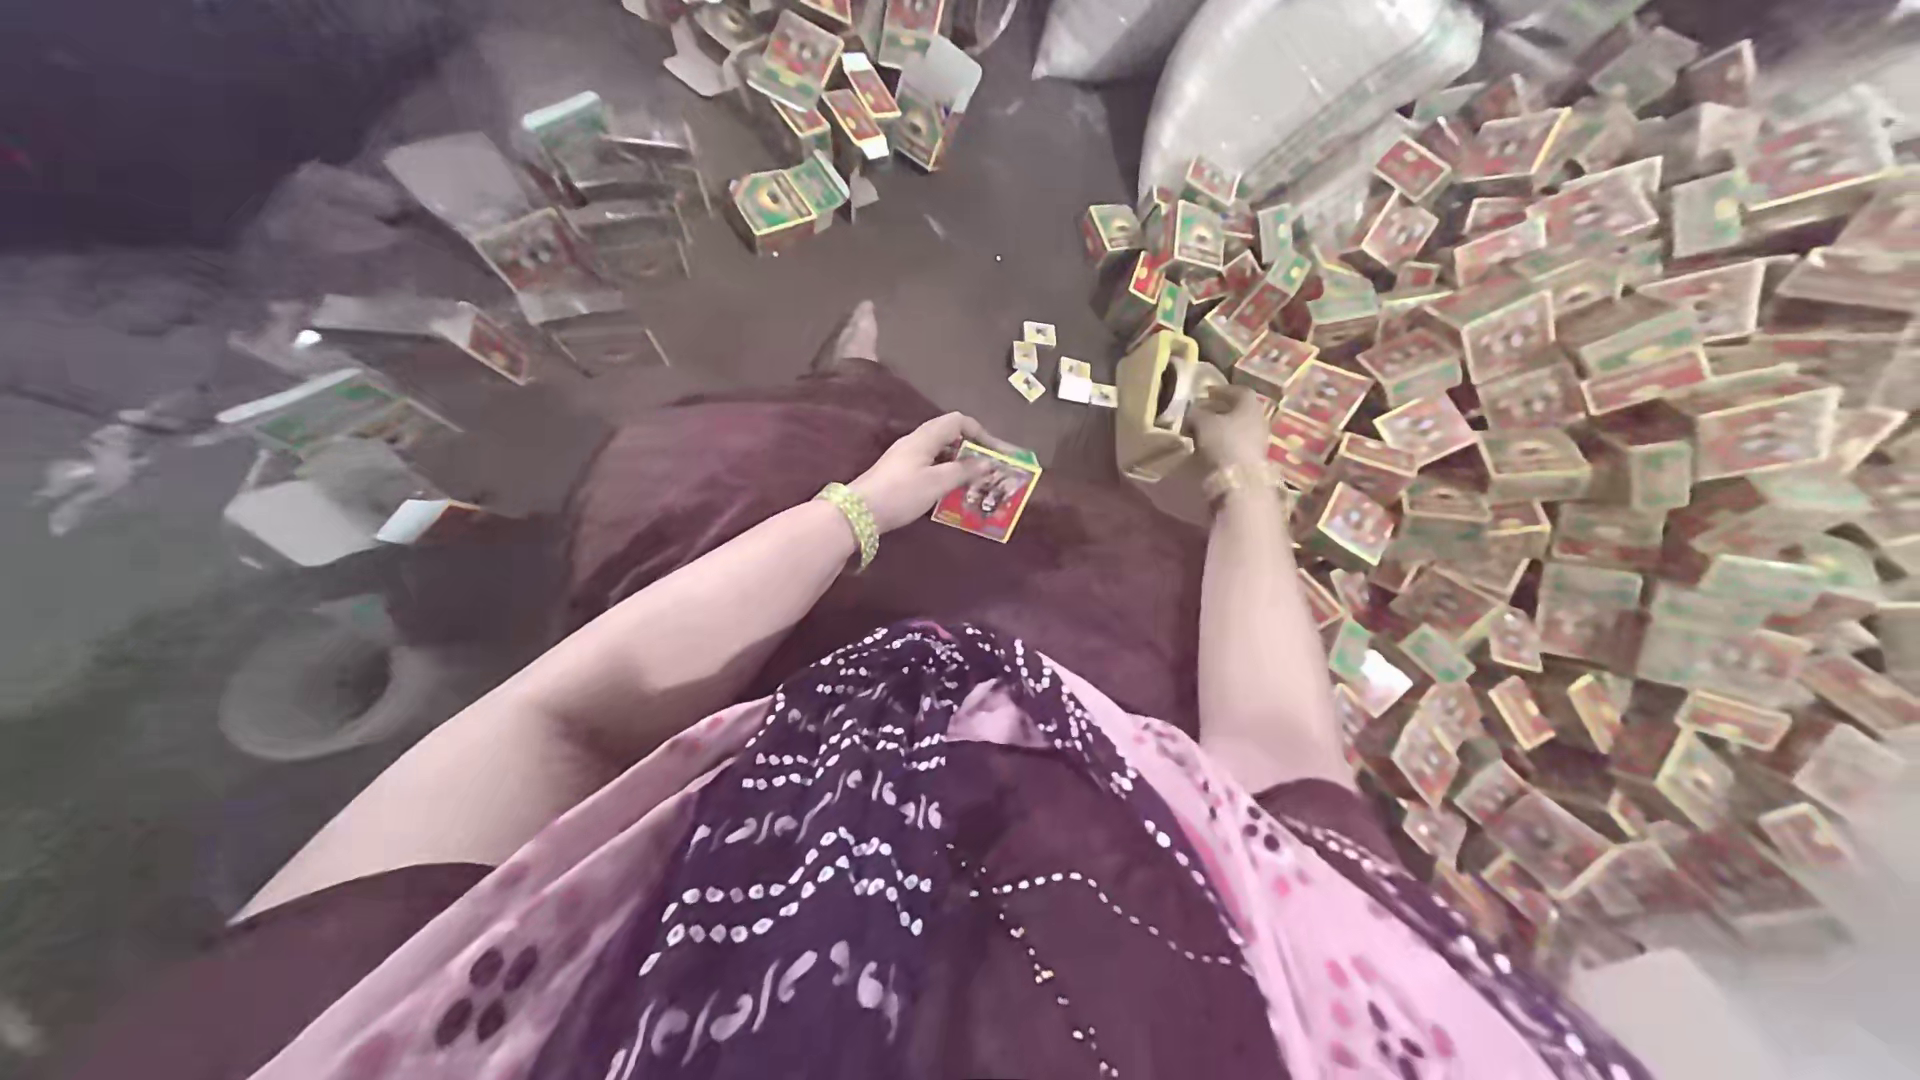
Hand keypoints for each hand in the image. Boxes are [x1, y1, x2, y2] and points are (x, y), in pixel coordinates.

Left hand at [849, 412, 1015, 531]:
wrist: (858, 512)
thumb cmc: (900, 494)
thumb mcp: (937, 483)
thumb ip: (964, 470)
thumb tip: (987, 462)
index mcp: (925, 437)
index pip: (959, 422)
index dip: (981, 433)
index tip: (997, 452)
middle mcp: (915, 442)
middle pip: (950, 435)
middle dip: (973, 449)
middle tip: (990, 468)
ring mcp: (906, 457)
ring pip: (941, 453)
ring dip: (961, 464)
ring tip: (977, 482)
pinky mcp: (900, 473)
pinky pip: (931, 466)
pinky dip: (946, 474)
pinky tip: (953, 491)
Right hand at [1190, 386, 1269, 472]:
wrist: (1239, 478)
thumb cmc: (1223, 441)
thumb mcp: (1203, 423)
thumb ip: (1196, 413)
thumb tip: (1192, 411)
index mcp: (1250, 406)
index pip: (1239, 391)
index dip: (1222, 390)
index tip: (1207, 392)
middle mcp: (1258, 419)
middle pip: (1239, 410)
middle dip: (1220, 410)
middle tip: (1203, 412)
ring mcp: (1258, 440)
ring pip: (1238, 428)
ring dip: (1221, 427)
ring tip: (1203, 432)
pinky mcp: (1253, 458)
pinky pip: (1237, 443)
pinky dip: (1224, 441)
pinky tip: (1210, 447)